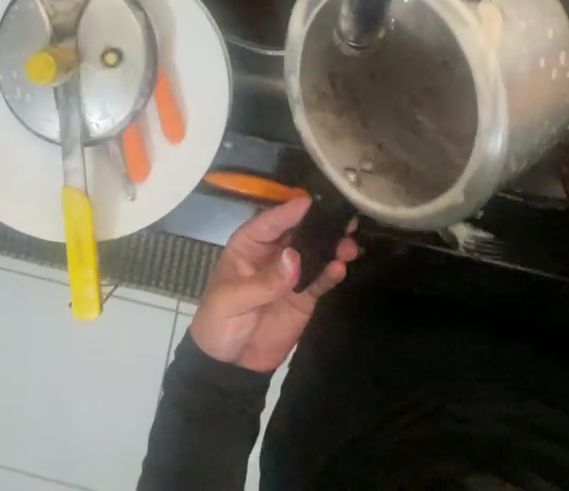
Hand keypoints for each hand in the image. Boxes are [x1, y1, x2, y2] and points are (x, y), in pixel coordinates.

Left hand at [188, 196, 359, 372]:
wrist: (230, 366)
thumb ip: (264, 281)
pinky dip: (332, 273)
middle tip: (345, 220)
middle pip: (301, 231)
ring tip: (349, 247)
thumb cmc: (219, 323)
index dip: (292, 210)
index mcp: (250, 245)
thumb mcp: (231, 300)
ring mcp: (292, 274)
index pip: (272, 221)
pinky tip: (340, 269)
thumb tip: (295, 258)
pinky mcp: (305, 296)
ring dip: (333, 247)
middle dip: (322, 224)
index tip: (314, 202)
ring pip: (316, 252)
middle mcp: (274, 253)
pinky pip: (321, 279)